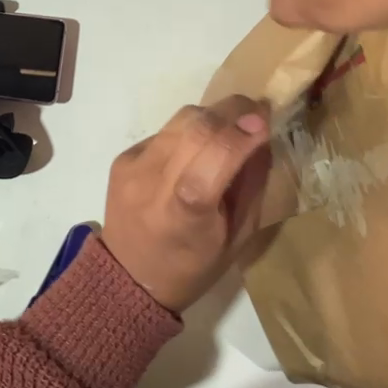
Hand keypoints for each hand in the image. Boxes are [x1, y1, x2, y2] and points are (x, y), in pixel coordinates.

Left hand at [102, 96, 271, 312]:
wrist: (128, 277)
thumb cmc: (191, 267)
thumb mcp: (236, 238)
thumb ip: (251, 186)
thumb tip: (261, 139)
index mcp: (186, 209)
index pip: (216, 153)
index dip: (243, 130)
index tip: (266, 117)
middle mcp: (154, 180)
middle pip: (195, 126)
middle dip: (231, 111)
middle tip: (254, 111)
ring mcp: (133, 166)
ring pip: (178, 120)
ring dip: (210, 116)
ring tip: (229, 126)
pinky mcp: (122, 158)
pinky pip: (163, 132)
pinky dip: (186, 132)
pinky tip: (195, 149)